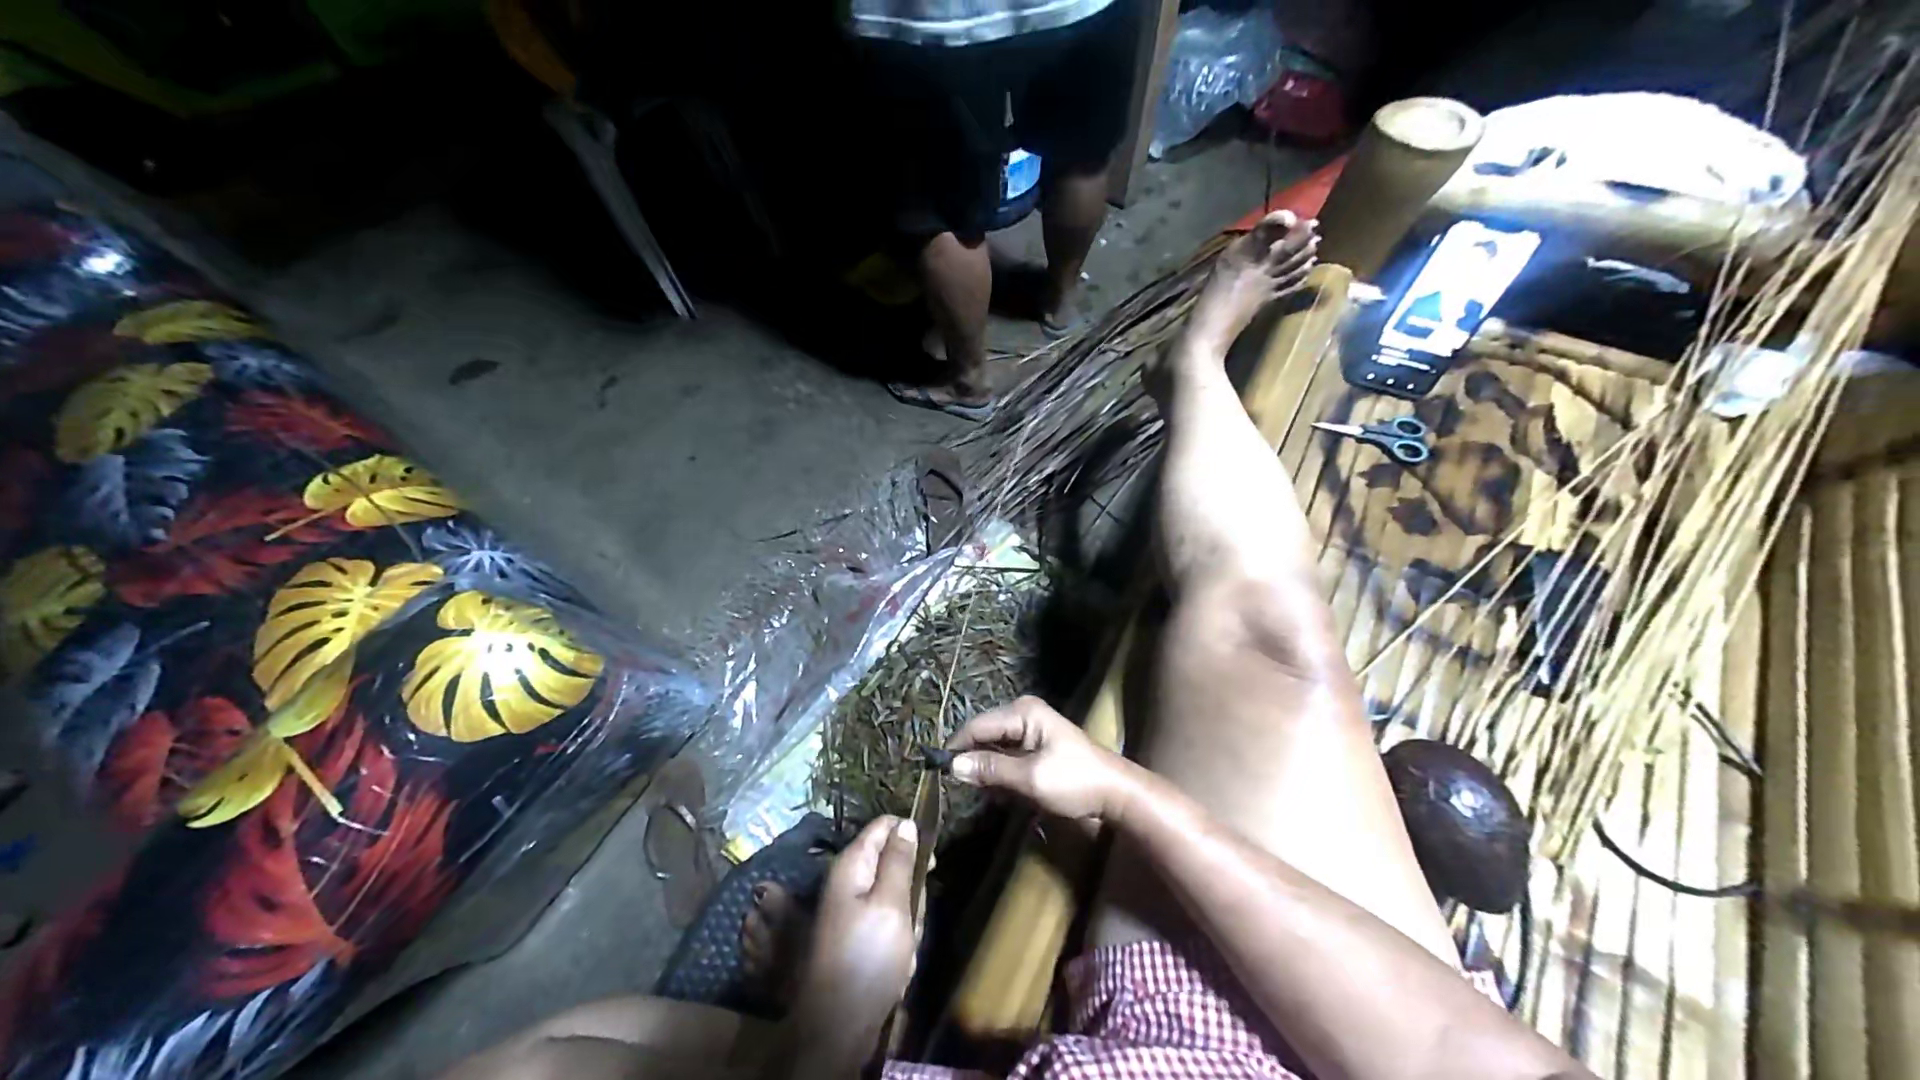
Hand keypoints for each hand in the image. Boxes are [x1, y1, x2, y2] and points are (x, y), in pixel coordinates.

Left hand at [789, 815, 919, 1052]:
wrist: (840, 1024)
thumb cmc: (868, 957)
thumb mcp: (891, 904)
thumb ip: (899, 861)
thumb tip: (906, 823)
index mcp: (852, 865)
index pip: (883, 826)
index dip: (909, 834)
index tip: (929, 861)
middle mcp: (849, 881)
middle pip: (894, 863)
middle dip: (911, 889)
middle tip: (911, 915)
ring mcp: (853, 909)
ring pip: (897, 897)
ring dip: (908, 920)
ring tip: (904, 945)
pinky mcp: (860, 934)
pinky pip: (891, 923)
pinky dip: (900, 940)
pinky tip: (898, 964)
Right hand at [947, 696, 1137, 822]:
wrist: (1115, 795)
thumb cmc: (1075, 782)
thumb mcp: (1030, 778)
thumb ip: (991, 769)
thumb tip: (953, 766)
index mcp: (1022, 712)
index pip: (976, 726)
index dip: (956, 748)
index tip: (938, 772)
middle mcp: (1022, 714)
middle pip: (983, 736)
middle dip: (975, 763)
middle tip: (970, 790)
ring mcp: (1029, 730)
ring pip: (993, 750)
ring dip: (990, 774)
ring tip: (996, 796)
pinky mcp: (1033, 748)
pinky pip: (1006, 758)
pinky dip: (1002, 776)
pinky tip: (1008, 794)